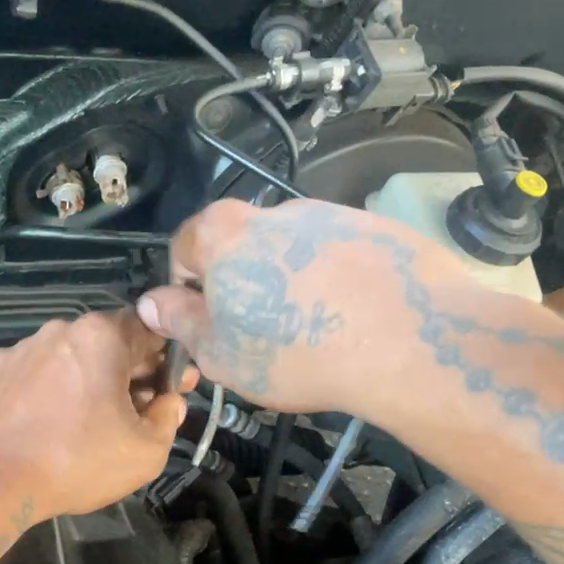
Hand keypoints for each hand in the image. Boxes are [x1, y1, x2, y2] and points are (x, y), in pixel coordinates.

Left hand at [0, 310, 192, 521]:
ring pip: (69, 357)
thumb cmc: (78, 461)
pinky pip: (34, 373)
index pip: (150, 331)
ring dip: (84, 380)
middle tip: (133, 412)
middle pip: (107, 343)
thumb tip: (168, 402)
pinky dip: (46, 390)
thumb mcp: (146, 451)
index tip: (168, 390)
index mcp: (103, 336)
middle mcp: (61, 329)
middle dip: (126, 372)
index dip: (166, 361)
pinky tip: (45, 422)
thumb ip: (168, 418)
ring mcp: (22, 347)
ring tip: (83, 422)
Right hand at [136, 198, 476, 414]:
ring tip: (312, 335)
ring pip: (289, 253)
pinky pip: (337, 256)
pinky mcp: (375, 228)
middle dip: (240, 288)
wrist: (410, 343)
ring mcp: (329, 215)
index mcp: (224, 233)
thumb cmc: (298, 353)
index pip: (182, 249)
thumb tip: (153, 302)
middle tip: (258, 337)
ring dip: (288, 286)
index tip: (205, 325)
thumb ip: (179, 322)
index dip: (187, 292)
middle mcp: (274, 210)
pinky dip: (334, 283)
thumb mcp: (219, 353)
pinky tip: (349, 321)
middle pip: (239, 248)